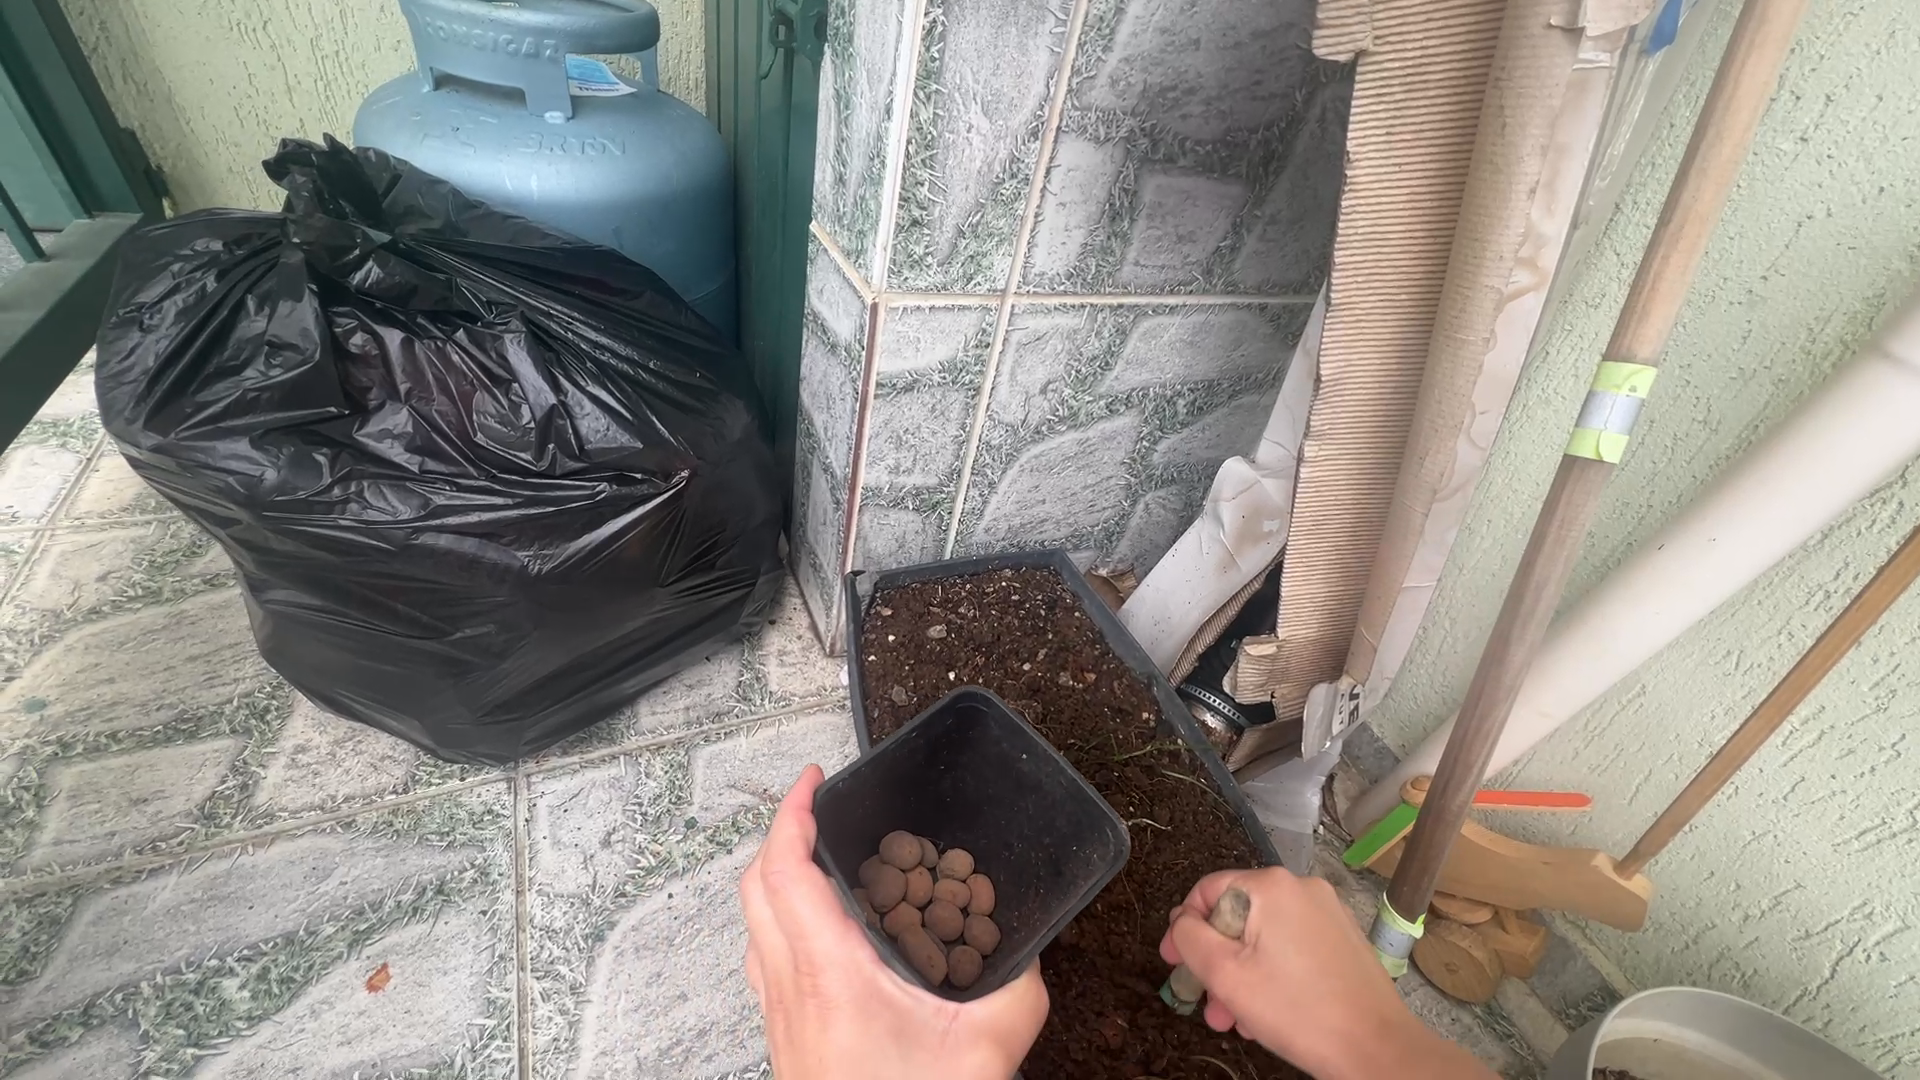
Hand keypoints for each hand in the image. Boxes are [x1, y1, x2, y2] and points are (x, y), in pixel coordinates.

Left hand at [741, 765, 1048, 1078]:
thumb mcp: (985, 1050)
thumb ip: (1017, 987)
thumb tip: (1030, 947)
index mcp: (828, 976)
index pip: (785, 873)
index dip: (791, 815)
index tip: (813, 779)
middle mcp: (789, 990)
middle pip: (755, 887)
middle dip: (781, 832)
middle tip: (817, 806)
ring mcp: (779, 1017)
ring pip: (753, 922)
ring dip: (776, 874)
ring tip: (820, 853)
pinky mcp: (784, 1039)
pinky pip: (764, 955)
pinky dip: (781, 915)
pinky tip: (822, 924)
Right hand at [1159, 867, 1495, 1079]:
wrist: (1383, 1055)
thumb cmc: (1298, 1011)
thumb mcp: (1226, 975)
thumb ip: (1190, 938)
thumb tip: (1181, 920)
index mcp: (1269, 885)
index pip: (1207, 891)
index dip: (1185, 928)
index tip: (1173, 965)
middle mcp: (1299, 887)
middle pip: (1237, 916)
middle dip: (1216, 960)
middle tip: (1206, 1003)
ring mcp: (1327, 912)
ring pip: (1264, 935)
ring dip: (1242, 973)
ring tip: (1235, 1020)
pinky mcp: (1344, 940)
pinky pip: (1292, 945)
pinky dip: (1273, 971)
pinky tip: (1269, 1012)